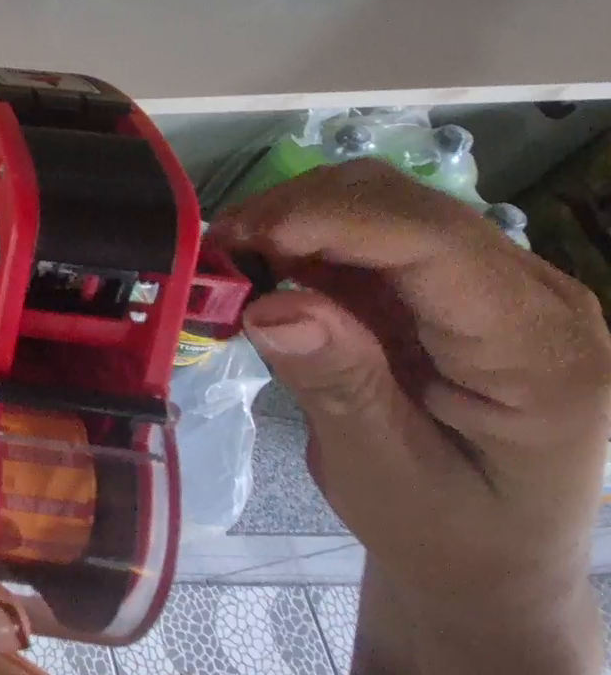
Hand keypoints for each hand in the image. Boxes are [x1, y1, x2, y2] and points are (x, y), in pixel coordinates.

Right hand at [213, 160, 610, 673]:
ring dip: (298, 215)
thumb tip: (273, 308)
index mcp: (539, 354)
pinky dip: (306, 232)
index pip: (438, 245)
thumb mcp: (385, 474)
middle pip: (407, 206)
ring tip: (234, 256)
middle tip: (216, 248)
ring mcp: (496, 285)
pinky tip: (267, 264)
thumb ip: (341, 387)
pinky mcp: (451, 284)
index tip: (238, 236)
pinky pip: (371, 227)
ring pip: (385, 201)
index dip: (332, 221)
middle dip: (299, 210)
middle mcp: (535, 300)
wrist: (485, 555)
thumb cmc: (444, 529)